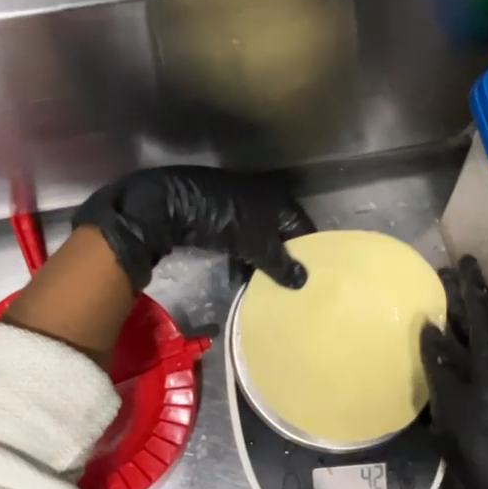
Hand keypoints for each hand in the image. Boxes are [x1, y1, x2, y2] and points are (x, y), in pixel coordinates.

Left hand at [71, 166, 315, 290]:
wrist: (174, 204)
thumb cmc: (226, 219)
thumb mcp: (258, 245)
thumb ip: (281, 264)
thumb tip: (302, 281)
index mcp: (278, 200)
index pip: (303, 228)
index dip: (309, 252)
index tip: (313, 277)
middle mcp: (262, 200)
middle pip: (282, 234)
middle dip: (285, 259)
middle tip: (292, 286)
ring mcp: (239, 209)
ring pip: (259, 240)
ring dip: (262, 262)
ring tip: (269, 287)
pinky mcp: (218, 219)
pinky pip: (240, 243)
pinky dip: (243, 259)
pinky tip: (242, 277)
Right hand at [419, 256, 487, 488]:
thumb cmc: (471, 441)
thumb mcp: (448, 400)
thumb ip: (438, 362)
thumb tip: (429, 328)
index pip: (482, 315)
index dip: (473, 287)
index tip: (464, 261)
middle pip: (481, 325)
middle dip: (464, 300)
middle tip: (444, 275)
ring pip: (477, 342)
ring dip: (460, 321)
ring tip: (440, 301)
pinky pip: (474, 360)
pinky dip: (458, 346)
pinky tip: (442, 343)